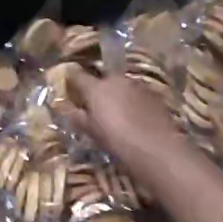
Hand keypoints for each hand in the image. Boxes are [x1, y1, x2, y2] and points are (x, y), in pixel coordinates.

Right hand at [69, 70, 185, 164]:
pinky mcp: (154, 94)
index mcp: (96, 88)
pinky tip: (134, 115)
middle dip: (98, 88)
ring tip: (116, 110)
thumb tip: (68, 109)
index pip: (78, 76)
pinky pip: (136, 93)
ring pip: (121, 85)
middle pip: (102, 79)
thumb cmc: (115, 138)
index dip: (72, 80)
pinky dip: (132, 100)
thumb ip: (77, 117)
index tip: (70, 87)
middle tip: (95, 103)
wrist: (155, 146)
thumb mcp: (90, 131)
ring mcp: (137, 85)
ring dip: (117, 93)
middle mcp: (116, 80)